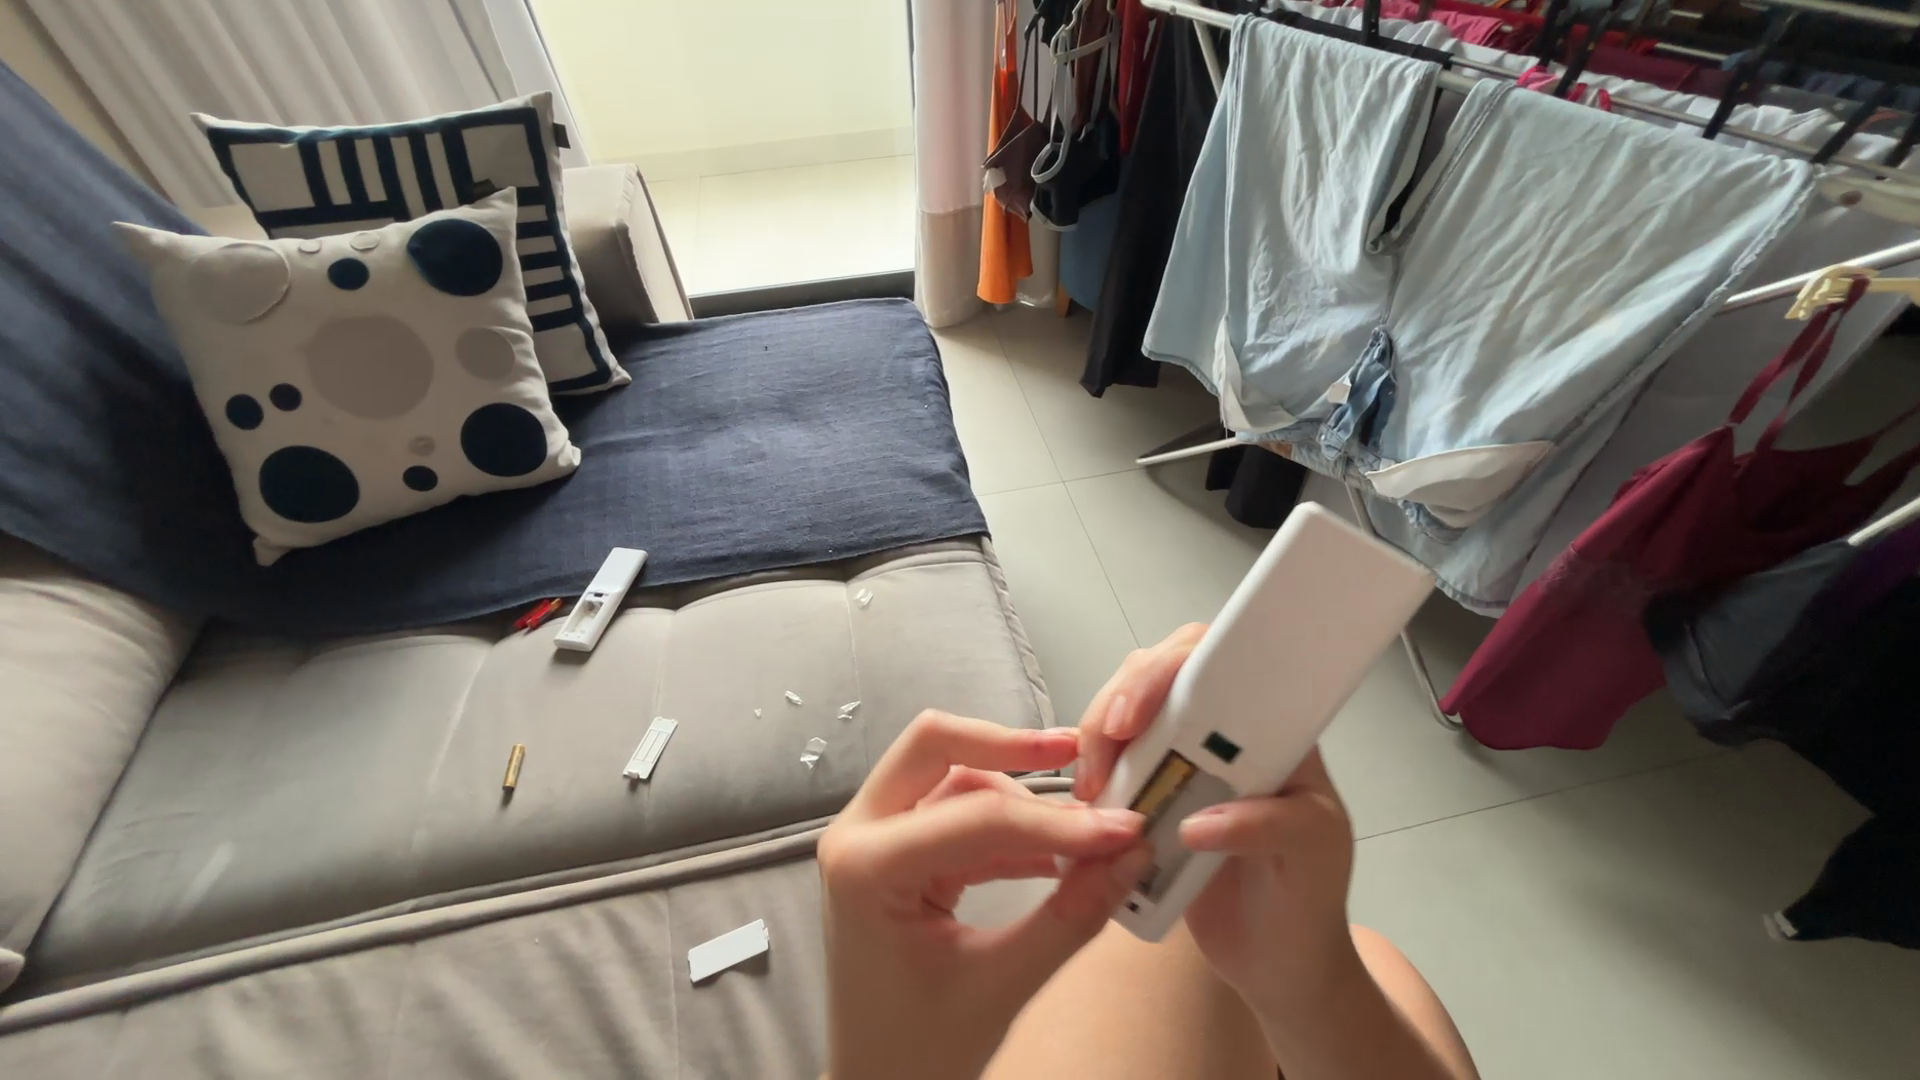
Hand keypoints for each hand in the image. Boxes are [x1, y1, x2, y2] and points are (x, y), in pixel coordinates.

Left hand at [820, 710, 1152, 1079]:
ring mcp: (874, 835)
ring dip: (1018, 792)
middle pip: (934, 745)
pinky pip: (956, 811)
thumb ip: (1070, 918)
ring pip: (952, 775)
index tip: (1122, 827)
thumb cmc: (917, 1051)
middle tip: (1076, 752)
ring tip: (1083, 823)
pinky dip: (1008, 825)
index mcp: (866, 866)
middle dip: (1010, 746)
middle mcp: (859, 831)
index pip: (974, 816)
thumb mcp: (1000, 987)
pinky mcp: (898, 849)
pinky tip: (1058, 851)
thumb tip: (1132, 857)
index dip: (1057, 821)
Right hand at [1074, 625, 1360, 1011]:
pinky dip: (1091, 769)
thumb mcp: (1313, 856)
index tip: (1134, 718)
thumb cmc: (1306, 898)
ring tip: (1089, 787)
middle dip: (1120, 699)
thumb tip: (1195, 823)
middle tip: (1103, 748)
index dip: (1167, 671)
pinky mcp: (1149, 789)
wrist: (1276, 958)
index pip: (1213, 664)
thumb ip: (1269, 829)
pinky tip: (1085, 797)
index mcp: (1265, 729)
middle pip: (1158, 675)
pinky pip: (1111, 758)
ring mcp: (1179, 757)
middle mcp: (1218, 730)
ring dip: (1097, 737)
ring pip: (1126, 712)